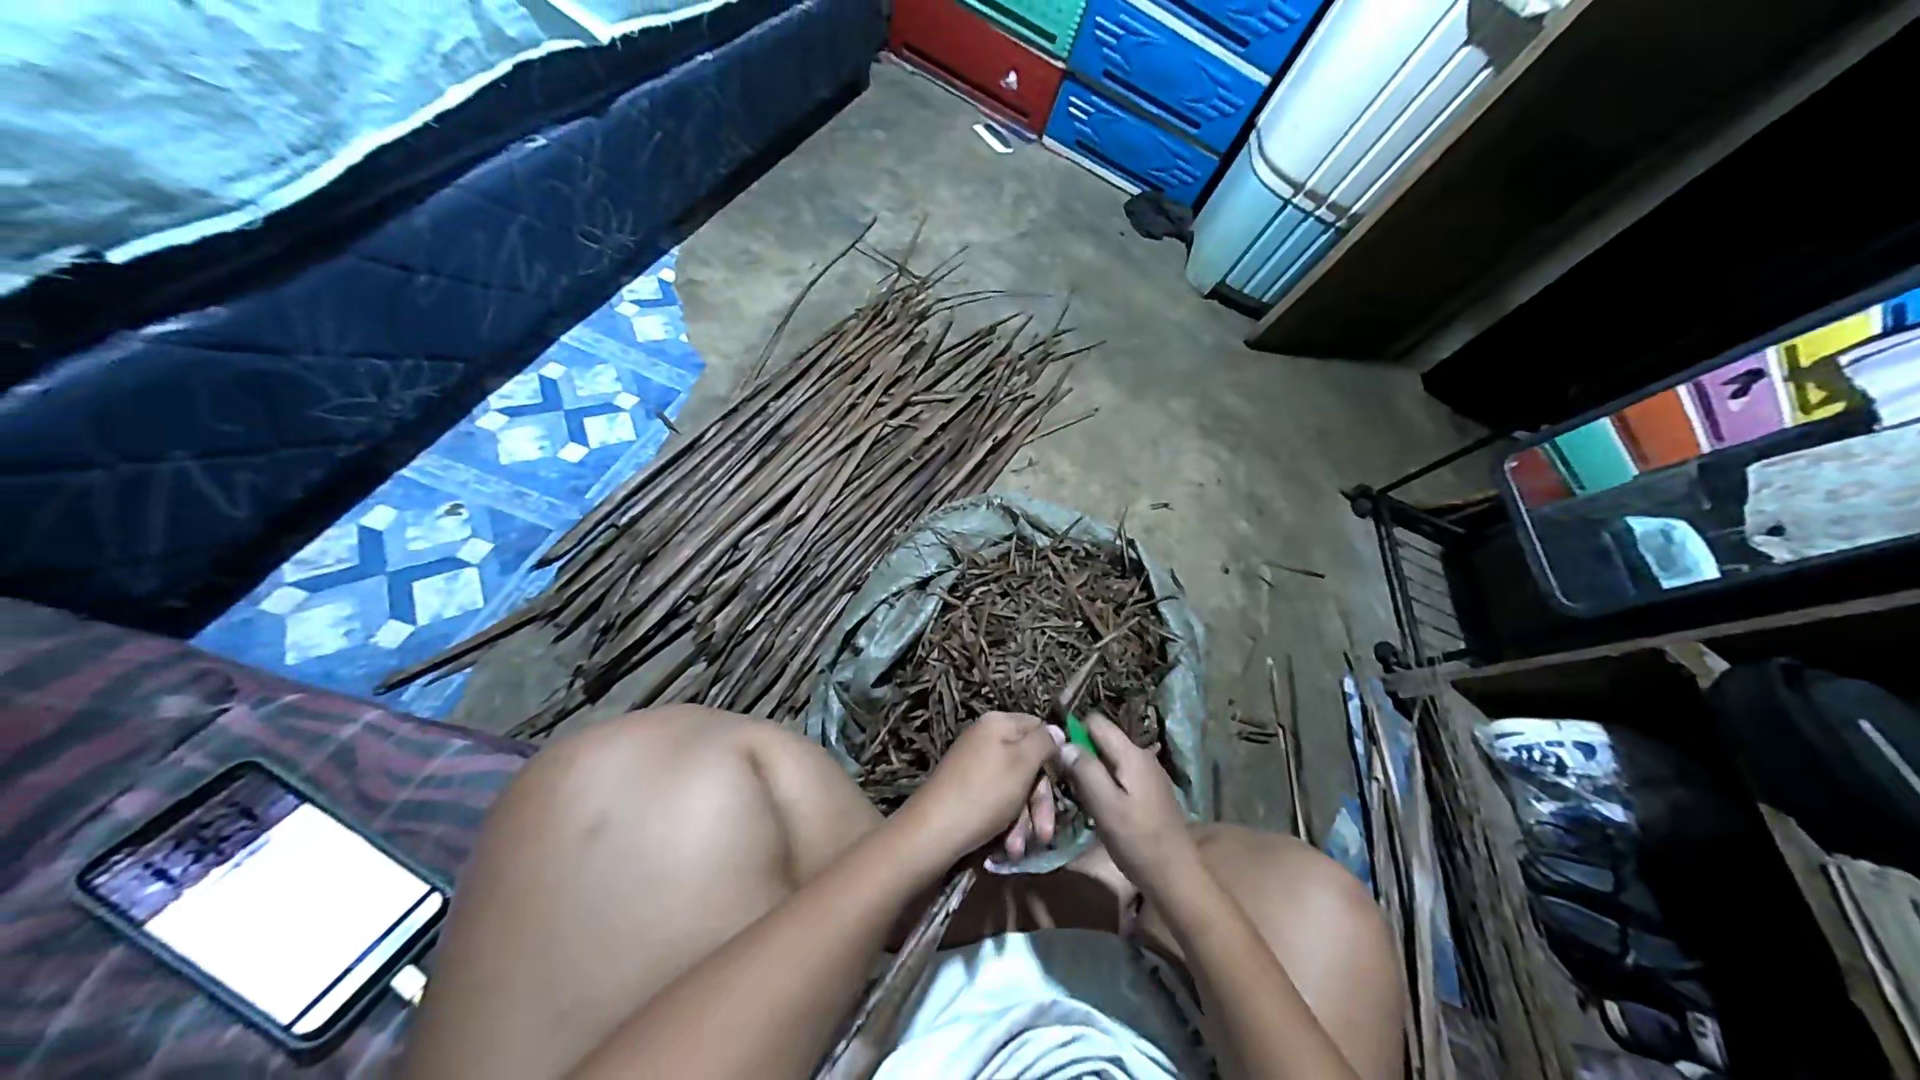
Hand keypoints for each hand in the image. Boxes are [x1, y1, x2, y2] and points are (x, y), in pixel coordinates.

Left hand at [897, 712, 1065, 869]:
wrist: (933, 832)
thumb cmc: (984, 793)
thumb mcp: (1022, 763)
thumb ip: (1044, 743)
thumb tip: (1056, 731)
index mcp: (998, 724)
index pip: (1039, 728)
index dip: (1053, 755)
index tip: (1064, 782)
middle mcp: (986, 740)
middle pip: (1029, 765)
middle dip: (1038, 802)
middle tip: (1045, 834)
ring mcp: (975, 766)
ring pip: (1015, 789)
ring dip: (1024, 820)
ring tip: (1018, 848)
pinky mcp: (968, 791)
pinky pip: (997, 803)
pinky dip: (1006, 824)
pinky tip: (1006, 847)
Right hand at [1059, 712, 1198, 892]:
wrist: (1176, 876)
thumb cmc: (1138, 841)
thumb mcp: (1105, 805)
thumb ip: (1084, 770)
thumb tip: (1064, 743)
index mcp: (1132, 754)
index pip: (1096, 722)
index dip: (1074, 732)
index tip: (1058, 756)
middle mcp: (1142, 756)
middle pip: (1102, 740)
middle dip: (1080, 754)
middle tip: (1064, 780)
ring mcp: (1147, 774)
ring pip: (1109, 759)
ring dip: (1091, 772)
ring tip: (1078, 795)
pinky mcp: (1148, 792)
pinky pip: (1119, 775)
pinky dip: (1104, 784)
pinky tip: (1098, 806)